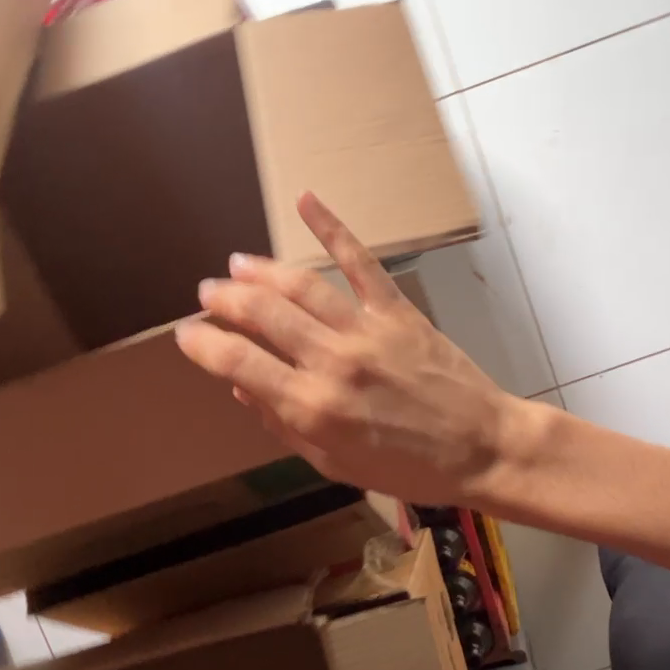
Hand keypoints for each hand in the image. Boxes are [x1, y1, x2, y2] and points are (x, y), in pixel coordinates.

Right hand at [175, 193, 527, 505]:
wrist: (482, 449)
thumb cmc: (410, 470)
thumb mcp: (337, 466)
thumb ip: (285, 427)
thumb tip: (242, 389)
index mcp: (313, 407)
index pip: (238, 362)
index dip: (203, 343)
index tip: (187, 334)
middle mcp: (333, 362)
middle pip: (262, 315)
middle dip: (225, 300)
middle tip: (208, 293)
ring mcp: (367, 330)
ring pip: (301, 286)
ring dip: (261, 271)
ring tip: (236, 263)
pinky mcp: (399, 311)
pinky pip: (360, 262)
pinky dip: (332, 228)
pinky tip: (307, 200)